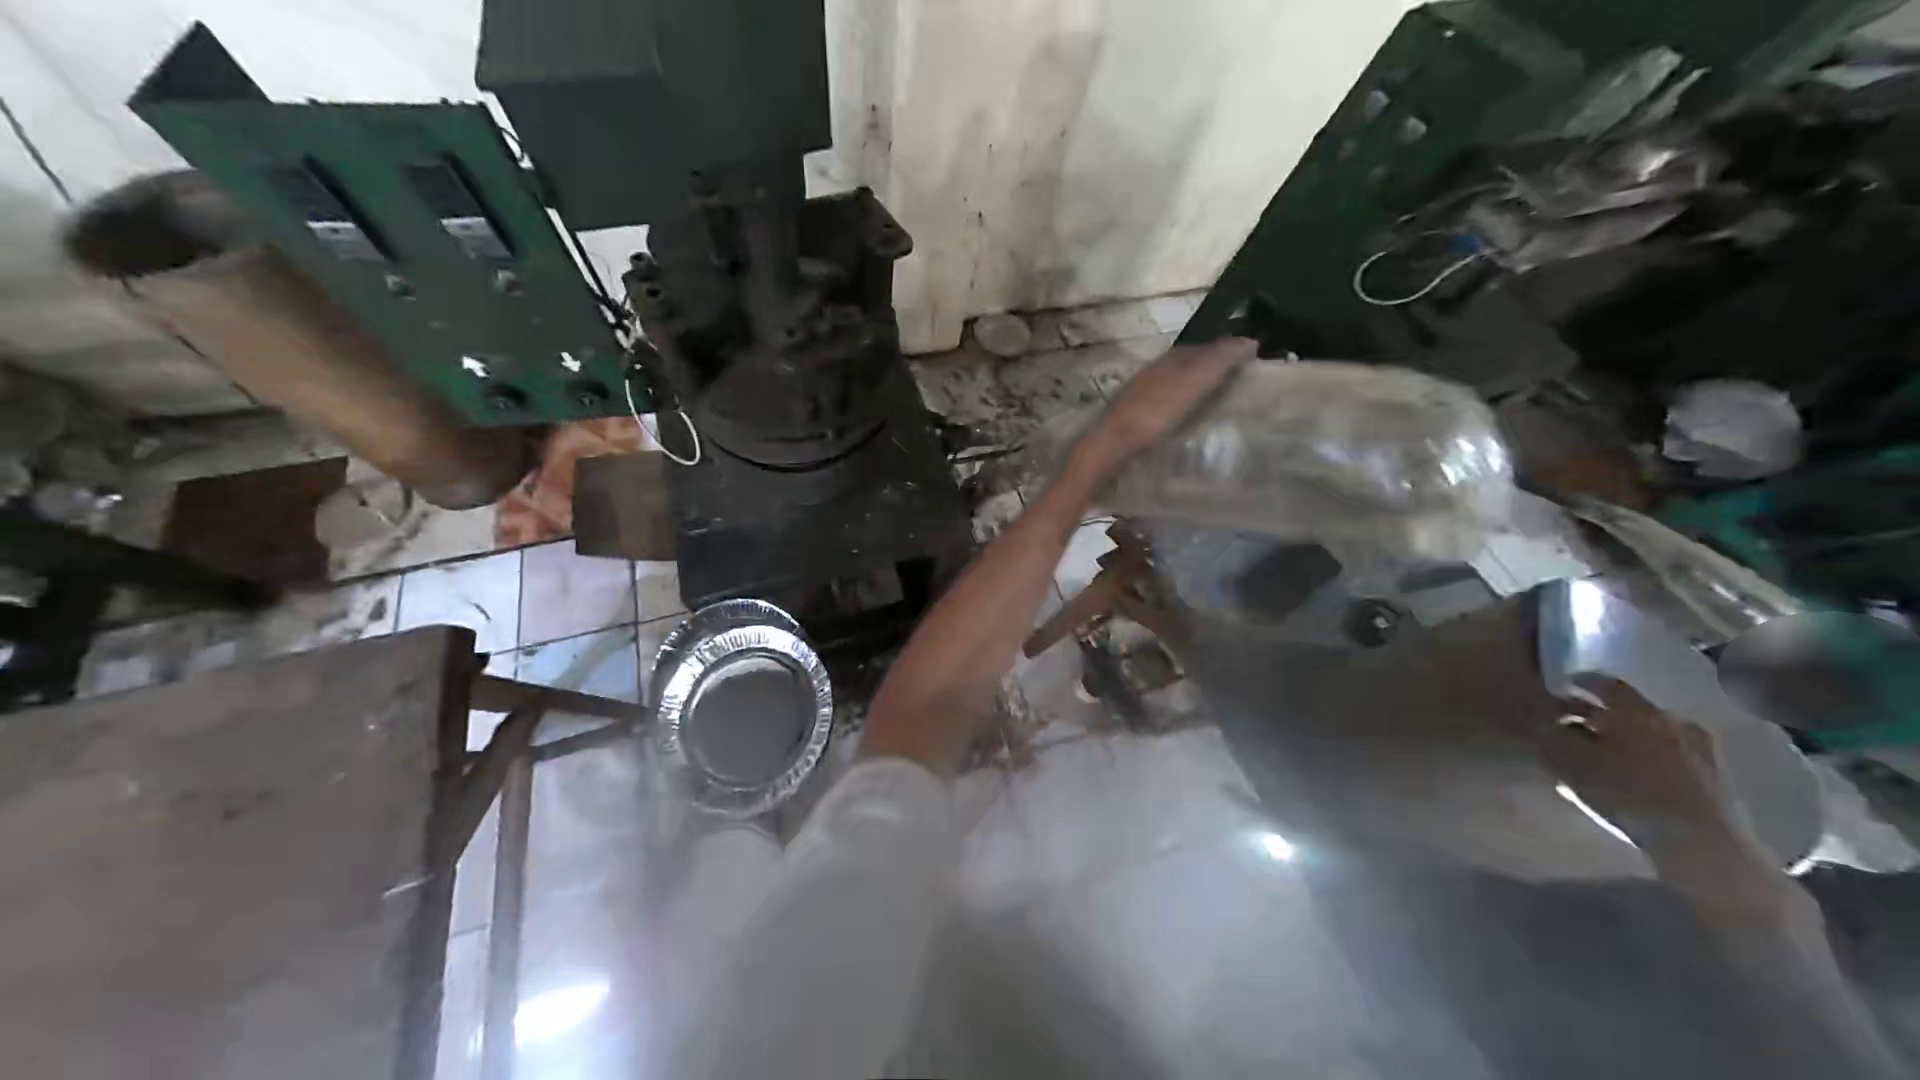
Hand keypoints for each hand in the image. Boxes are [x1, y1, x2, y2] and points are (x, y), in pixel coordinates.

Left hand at [1074, 337, 1257, 472]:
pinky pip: (1164, 402)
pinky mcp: (1134, 415)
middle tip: (1236, 382)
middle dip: (1212, 368)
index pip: (1206, 348)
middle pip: (1189, 363)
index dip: (1228, 351)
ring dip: (1194, 386)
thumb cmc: (1157, 410)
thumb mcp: (1194, 381)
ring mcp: (1142, 392)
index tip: (1250, 362)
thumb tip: (1250, 341)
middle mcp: (1156, 370)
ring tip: (1214, 400)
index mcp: (1172, 358)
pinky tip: (1185, 416)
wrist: (1114, 441)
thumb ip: (1220, 360)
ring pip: (1175, 382)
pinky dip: (1179, 403)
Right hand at [1538, 675, 1738, 851]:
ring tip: (1605, 755)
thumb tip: (1543, 719)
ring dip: (1627, 737)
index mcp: (1637, 711)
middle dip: (1601, 714)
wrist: (1704, 847)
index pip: (1605, 683)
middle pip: (1630, 708)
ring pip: (1652, 732)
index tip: (1563, 686)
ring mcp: (1702, 748)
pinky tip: (1636, 776)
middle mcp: (1673, 720)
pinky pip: (1673, 754)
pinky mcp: (1719, 776)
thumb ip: (1551, 735)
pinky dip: (1650, 756)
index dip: (1580, 681)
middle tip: (1577, 725)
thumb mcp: (1571, 763)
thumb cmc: (1628, 795)